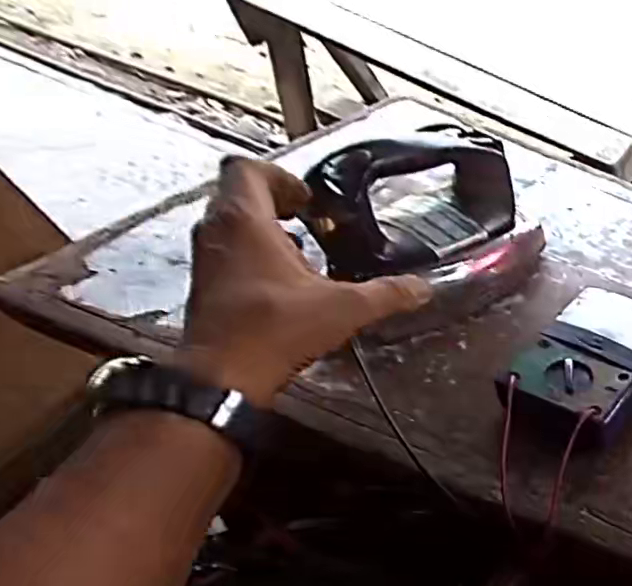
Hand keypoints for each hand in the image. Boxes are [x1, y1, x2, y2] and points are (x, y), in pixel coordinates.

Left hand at [178, 158, 431, 404]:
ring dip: (270, 228)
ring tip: (308, 250)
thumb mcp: (346, 308)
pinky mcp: (210, 281)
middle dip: (281, 202)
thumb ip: (387, 294)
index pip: (250, 170)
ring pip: (236, 223)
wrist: (227, 370)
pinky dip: (261, 254)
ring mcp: (209, 255)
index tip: (313, 199)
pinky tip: (292, 282)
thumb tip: (423, 287)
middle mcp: (217, 229)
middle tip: (316, 220)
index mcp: (245, 220)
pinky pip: (234, 250)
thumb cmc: (278, 327)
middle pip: (242, 194)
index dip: (284, 177)